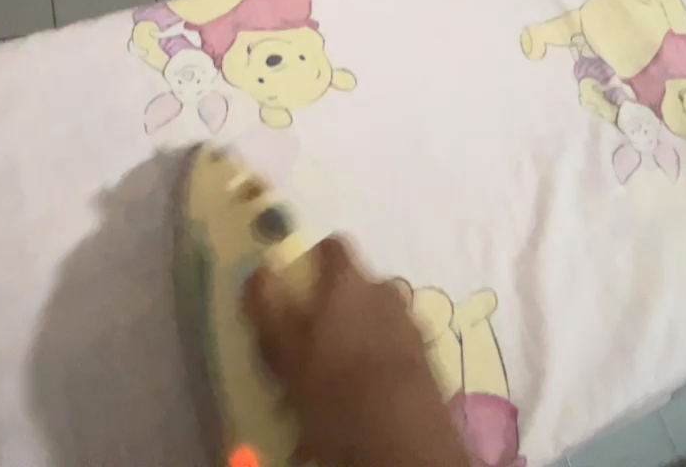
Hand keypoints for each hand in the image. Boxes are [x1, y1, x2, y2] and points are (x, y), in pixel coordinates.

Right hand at [244, 236, 469, 466]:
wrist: (402, 439)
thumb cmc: (333, 385)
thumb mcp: (285, 348)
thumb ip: (267, 302)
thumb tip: (258, 270)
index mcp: (348, 280)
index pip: (331, 246)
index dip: (313, 260)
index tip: (297, 283)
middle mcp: (384, 289)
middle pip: (357, 282)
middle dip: (338, 301)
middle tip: (314, 335)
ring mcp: (409, 321)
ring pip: (378, 313)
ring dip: (361, 329)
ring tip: (341, 367)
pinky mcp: (427, 356)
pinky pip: (396, 342)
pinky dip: (381, 355)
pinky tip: (366, 386)